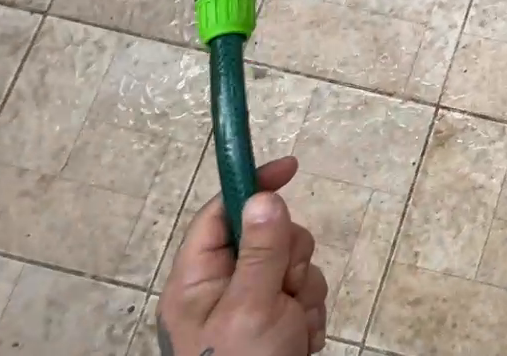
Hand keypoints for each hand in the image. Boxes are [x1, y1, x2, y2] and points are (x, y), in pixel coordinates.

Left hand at [158, 157, 327, 355]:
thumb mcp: (252, 307)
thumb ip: (262, 250)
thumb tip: (264, 194)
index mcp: (197, 283)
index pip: (221, 216)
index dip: (252, 186)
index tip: (292, 168)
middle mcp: (220, 288)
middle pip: (268, 234)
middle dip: (291, 256)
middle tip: (288, 288)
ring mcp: (248, 305)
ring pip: (294, 262)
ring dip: (304, 288)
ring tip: (293, 325)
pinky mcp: (274, 319)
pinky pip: (305, 290)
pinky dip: (309, 309)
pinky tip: (299, 337)